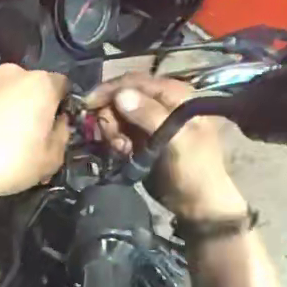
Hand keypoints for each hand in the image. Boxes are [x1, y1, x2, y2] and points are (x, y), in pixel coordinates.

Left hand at [0, 64, 69, 233]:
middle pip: (33, 87)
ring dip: (10, 110)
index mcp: (40, 84)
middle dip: (36, 107)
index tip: (58, 128)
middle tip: (33, 139)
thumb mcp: (52, 159)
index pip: (63, 86)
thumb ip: (62, 135)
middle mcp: (12, 74)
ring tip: (3, 143)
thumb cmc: (10, 163)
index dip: (64, 107)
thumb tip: (58, 123)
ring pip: (6, 94)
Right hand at [87, 74, 245, 220]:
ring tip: (122, 150)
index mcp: (175, 94)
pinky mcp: (142, 138)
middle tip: (113, 140)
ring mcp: (150, 120)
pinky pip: (119, 130)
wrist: (198, 204)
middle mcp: (161, 102)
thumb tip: (120, 95)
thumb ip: (150, 116)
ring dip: (112, 131)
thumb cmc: (194, 170)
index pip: (134, 81)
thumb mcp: (178, 141)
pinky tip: (123, 154)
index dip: (109, 90)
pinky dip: (115, 141)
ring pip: (117, 114)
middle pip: (121, 97)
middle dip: (111, 116)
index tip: (88, 105)